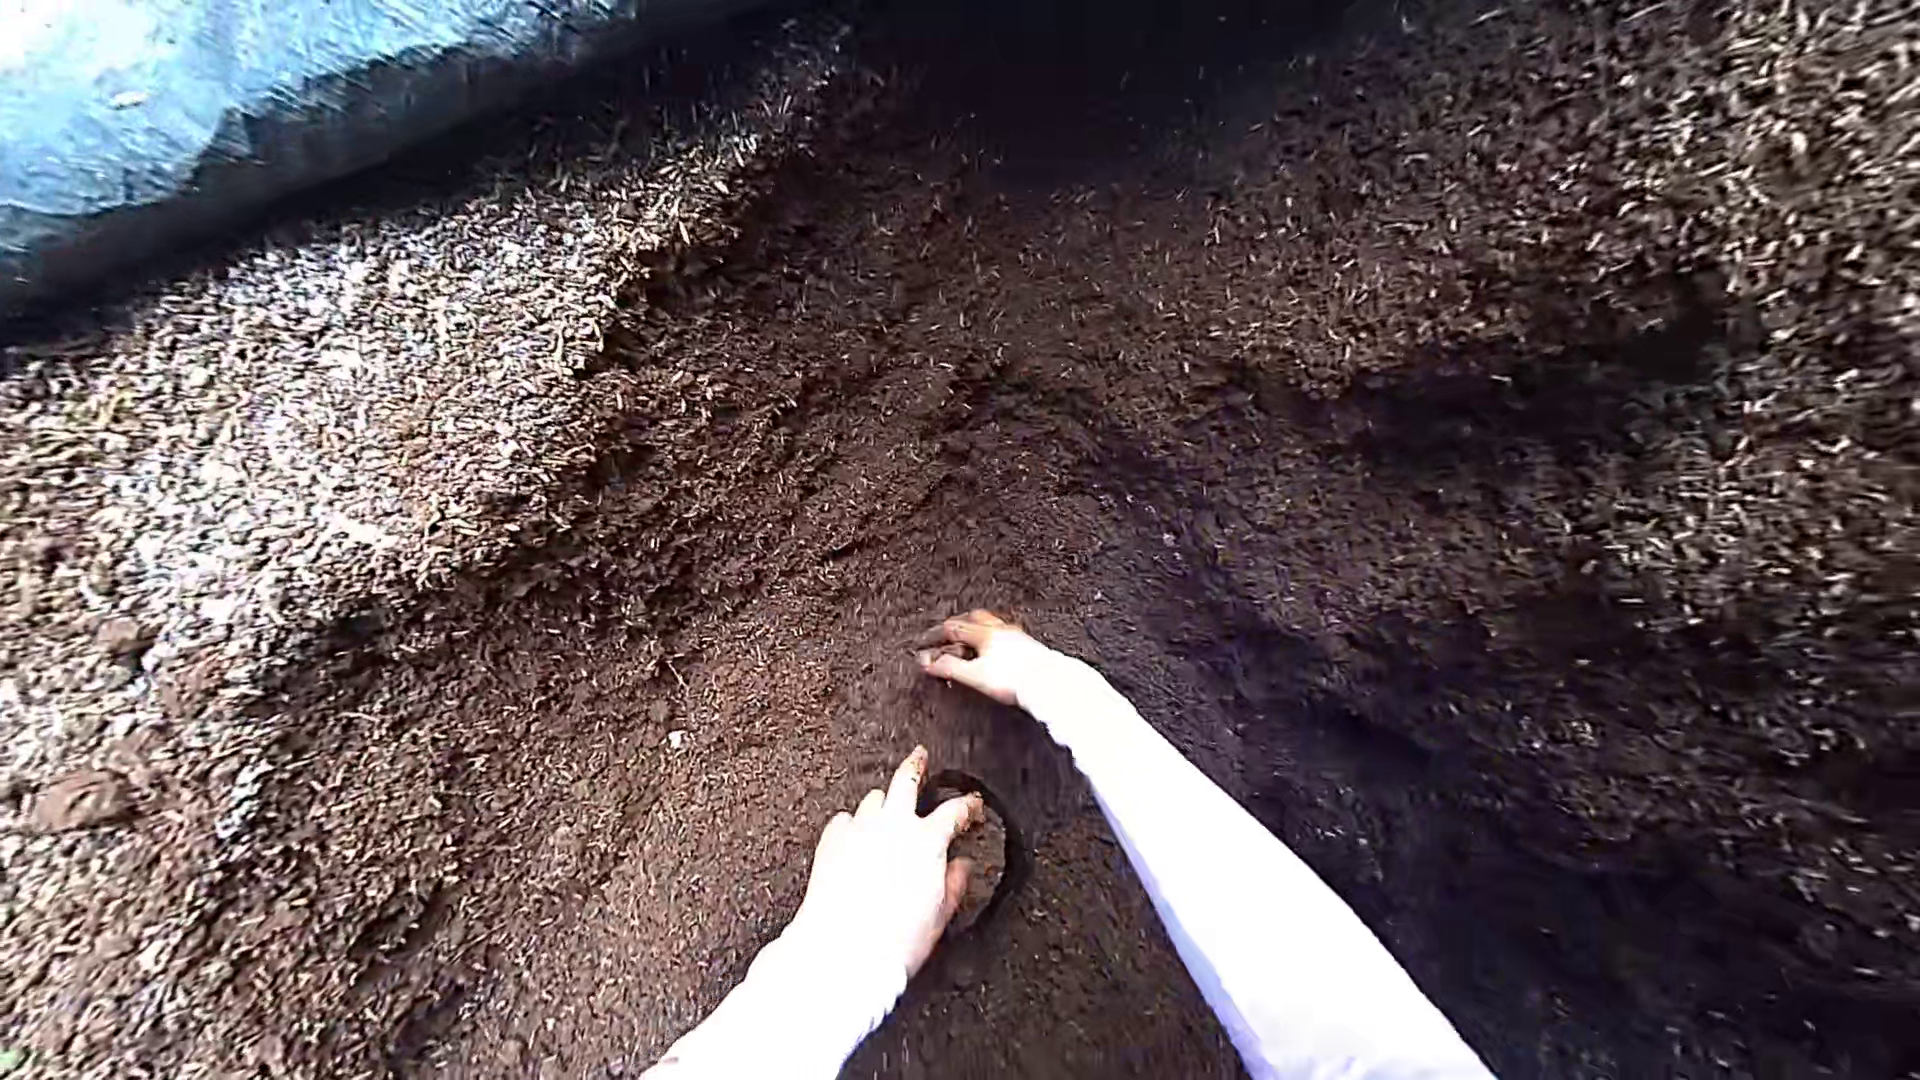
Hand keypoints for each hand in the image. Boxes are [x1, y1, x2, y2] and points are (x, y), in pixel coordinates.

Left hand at [789, 746, 983, 977]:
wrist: (843, 952)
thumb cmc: (893, 941)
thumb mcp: (939, 915)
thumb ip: (954, 883)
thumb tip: (962, 867)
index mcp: (926, 840)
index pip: (954, 811)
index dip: (967, 804)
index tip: (971, 804)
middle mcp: (894, 824)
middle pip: (907, 778)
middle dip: (917, 764)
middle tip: (920, 756)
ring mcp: (861, 827)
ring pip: (874, 797)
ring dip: (883, 801)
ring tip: (886, 808)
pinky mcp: (833, 839)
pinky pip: (845, 819)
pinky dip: (853, 824)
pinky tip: (855, 835)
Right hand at [915, 609, 1061, 707]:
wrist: (1047, 683)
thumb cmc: (1014, 679)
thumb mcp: (974, 675)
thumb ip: (950, 667)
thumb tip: (928, 662)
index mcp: (984, 633)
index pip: (953, 628)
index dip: (936, 634)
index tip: (925, 640)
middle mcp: (1000, 630)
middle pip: (973, 618)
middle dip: (958, 623)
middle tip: (947, 631)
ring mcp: (1016, 636)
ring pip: (991, 623)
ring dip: (978, 627)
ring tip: (972, 634)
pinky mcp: (1028, 645)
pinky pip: (1006, 633)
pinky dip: (995, 636)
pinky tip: (998, 646)